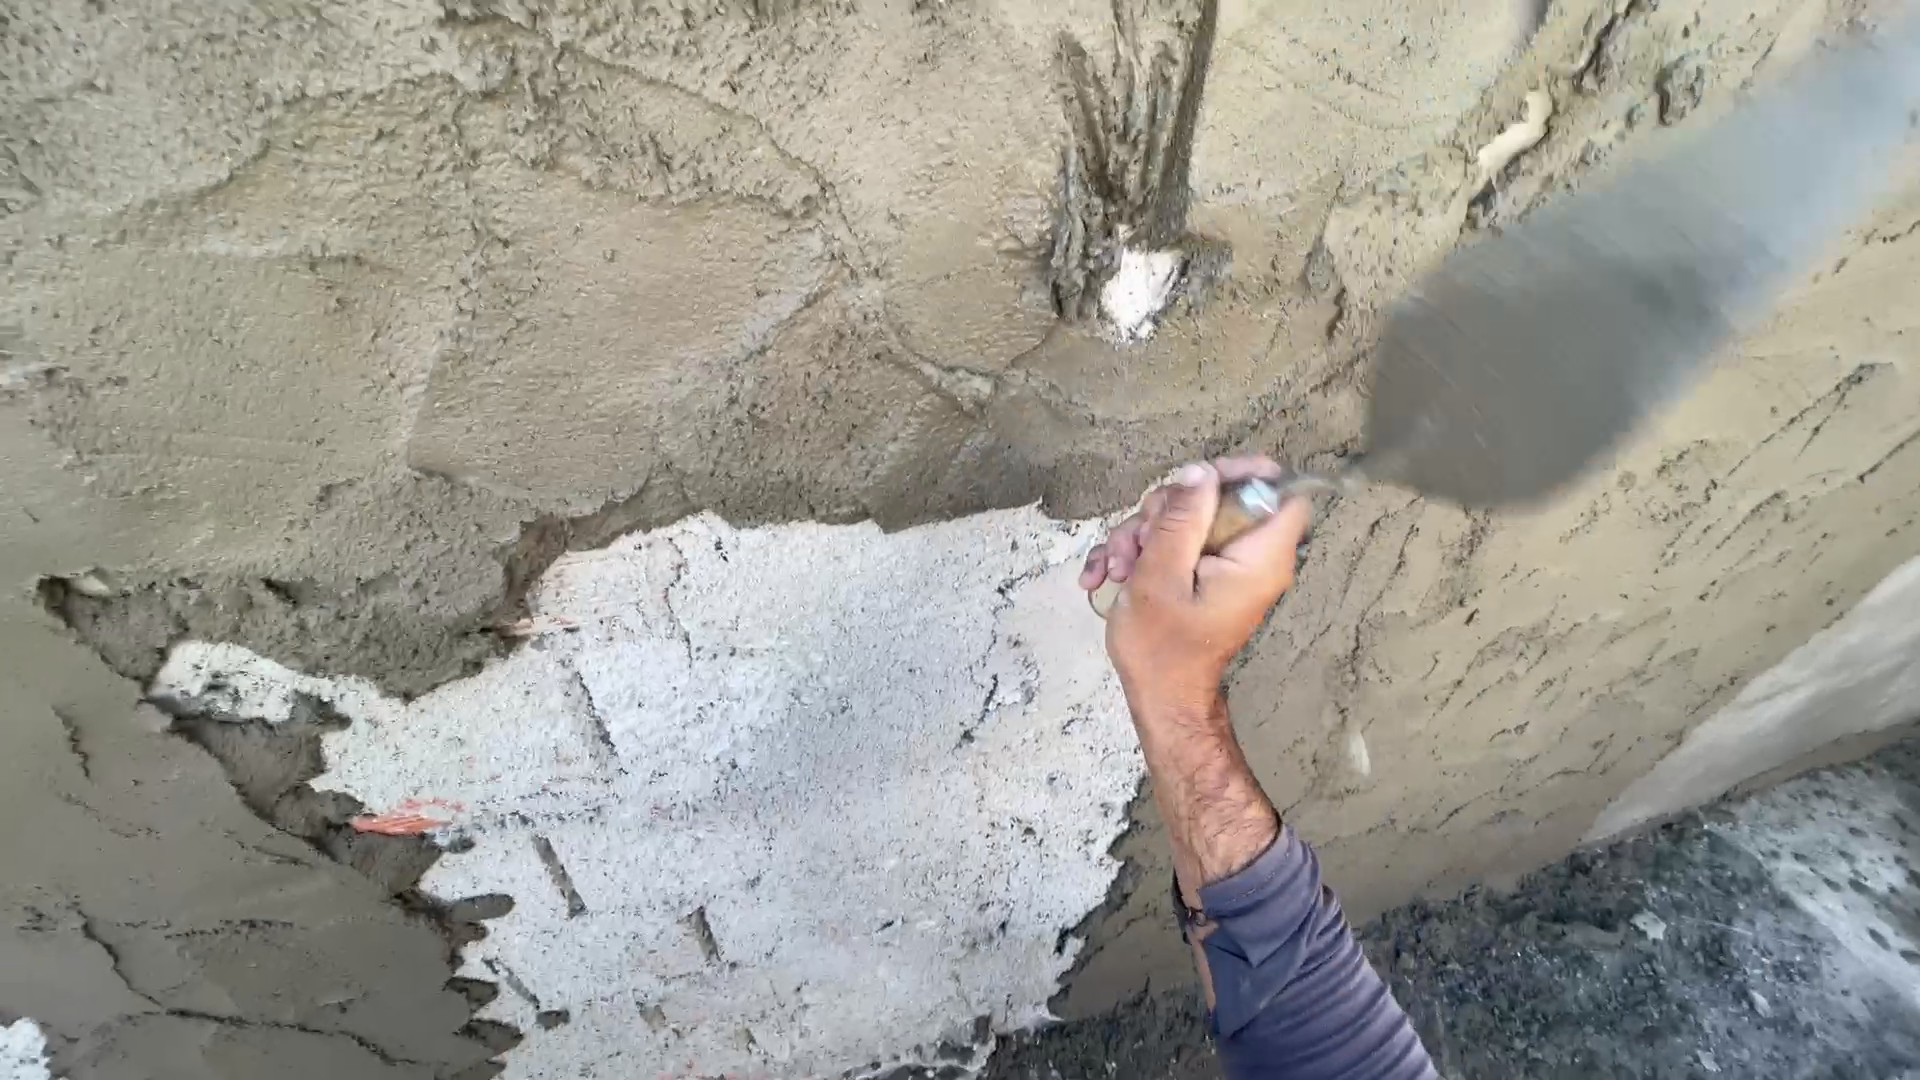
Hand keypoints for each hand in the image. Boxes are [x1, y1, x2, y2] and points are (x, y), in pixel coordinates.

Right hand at [1078, 457, 1312, 717]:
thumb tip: (1199, 471)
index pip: (1280, 491)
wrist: (1159, 697)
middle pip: (1216, 500)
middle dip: (1164, 512)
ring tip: (1115, 570)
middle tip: (1136, 543)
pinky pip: (1174, 546)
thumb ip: (1181, 520)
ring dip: (1140, 537)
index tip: (1191, 482)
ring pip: (1184, 521)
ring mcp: (1223, 567)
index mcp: (1257, 557)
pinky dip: (1138, 555)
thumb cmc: (1161, 646)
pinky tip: (1104, 576)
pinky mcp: (1201, 576)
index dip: (1240, 474)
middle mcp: (1250, 557)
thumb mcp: (1160, 576)